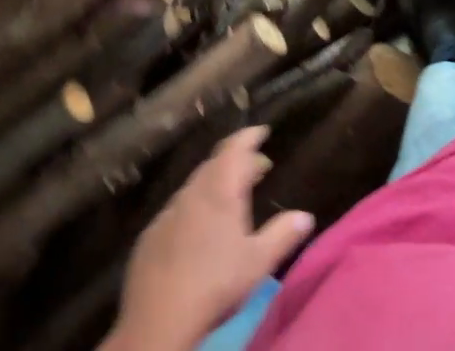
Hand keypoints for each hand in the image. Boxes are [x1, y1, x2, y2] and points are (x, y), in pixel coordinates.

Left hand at [104, 126, 314, 350]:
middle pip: (213, 166)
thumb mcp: (259, 261)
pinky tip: (199, 229)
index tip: (262, 131)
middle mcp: (191, 196)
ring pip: (193, 188)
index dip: (248, 137)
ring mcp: (166, 217)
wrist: (156, 322)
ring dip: (214, 184)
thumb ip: (284, 234)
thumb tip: (306, 216)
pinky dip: (195, 206)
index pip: (234, 151)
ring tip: (232, 197)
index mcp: (219, 193)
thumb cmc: (215, 284)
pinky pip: (176, 210)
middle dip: (236, 161)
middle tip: (257, 168)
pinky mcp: (148, 239)